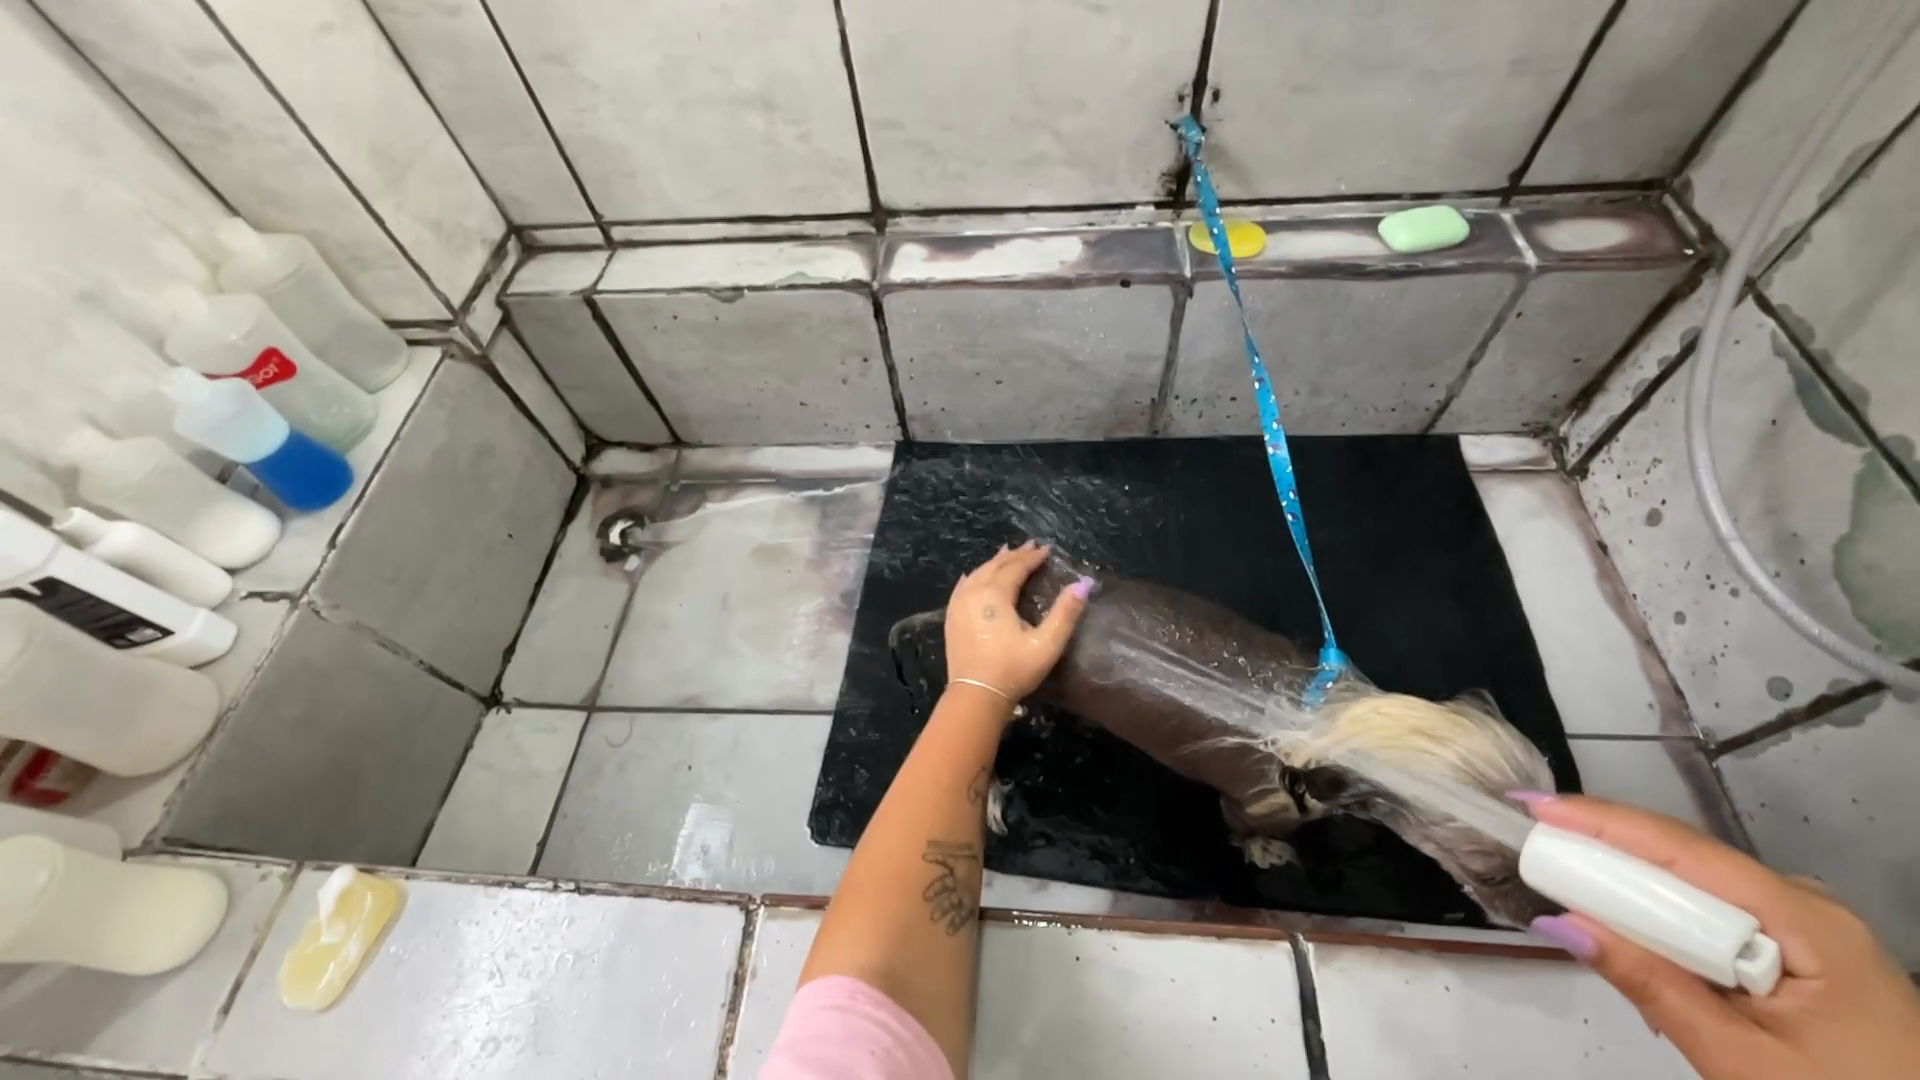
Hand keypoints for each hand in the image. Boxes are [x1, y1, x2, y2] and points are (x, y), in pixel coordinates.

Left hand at [943, 541, 1091, 703]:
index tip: (1047, 550)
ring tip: (1006, 554)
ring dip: (994, 563)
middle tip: (1030, 546)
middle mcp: (974, 593)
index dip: (1032, 558)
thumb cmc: (1014, 669)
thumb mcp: (1047, 643)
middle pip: (995, 566)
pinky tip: (973, 575)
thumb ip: (1066, 612)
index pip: (1016, 567)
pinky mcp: (952, 618)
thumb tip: (1084, 583)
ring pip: (977, 574)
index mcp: (995, 595)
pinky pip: (962, 588)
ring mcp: (958, 605)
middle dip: (1014, 555)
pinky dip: (973, 577)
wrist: (976, 694)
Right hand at [1519, 795, 1919, 1079]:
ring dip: (1630, 895)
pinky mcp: (1800, 950)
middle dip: (1605, 855)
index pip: (1683, 851)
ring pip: (1693, 887)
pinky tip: (1640, 951)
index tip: (1531, 805)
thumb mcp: (1740, 1061)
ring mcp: (1806, 927)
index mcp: (1807, 922)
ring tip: (1577, 907)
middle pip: (1684, 861)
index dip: (1603, 820)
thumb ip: (1650, 987)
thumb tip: (1559, 920)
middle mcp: (1807, 906)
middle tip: (1536, 856)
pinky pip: (1711, 915)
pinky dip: (1663, 924)